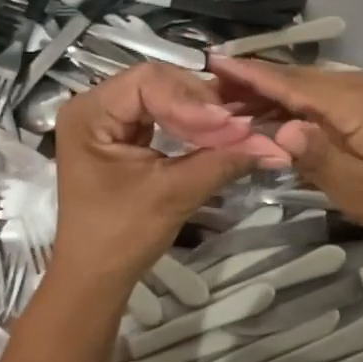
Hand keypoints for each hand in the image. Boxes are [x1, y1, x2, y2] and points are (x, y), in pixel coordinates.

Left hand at [52, 62, 288, 282]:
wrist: (94, 279)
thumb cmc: (120, 238)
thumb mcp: (172, 195)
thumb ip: (220, 162)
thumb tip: (272, 144)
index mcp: (89, 112)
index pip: (148, 81)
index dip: (190, 99)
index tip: (227, 123)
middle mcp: (95, 103)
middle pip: (158, 81)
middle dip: (199, 104)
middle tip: (236, 126)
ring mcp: (109, 115)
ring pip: (165, 93)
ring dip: (200, 112)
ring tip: (231, 129)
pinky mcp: (125, 129)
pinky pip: (164, 110)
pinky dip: (190, 120)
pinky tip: (214, 132)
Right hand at [209, 57, 362, 236]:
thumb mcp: (356, 187)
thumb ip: (318, 156)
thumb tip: (282, 129)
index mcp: (350, 101)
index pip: (290, 83)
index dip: (251, 73)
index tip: (215, 61)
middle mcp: (350, 85)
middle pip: (290, 77)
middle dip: (249, 80)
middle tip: (205, 86)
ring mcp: (354, 90)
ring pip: (298, 83)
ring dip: (263, 90)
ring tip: (223, 98)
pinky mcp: (355, 101)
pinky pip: (311, 93)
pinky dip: (284, 100)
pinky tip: (261, 112)